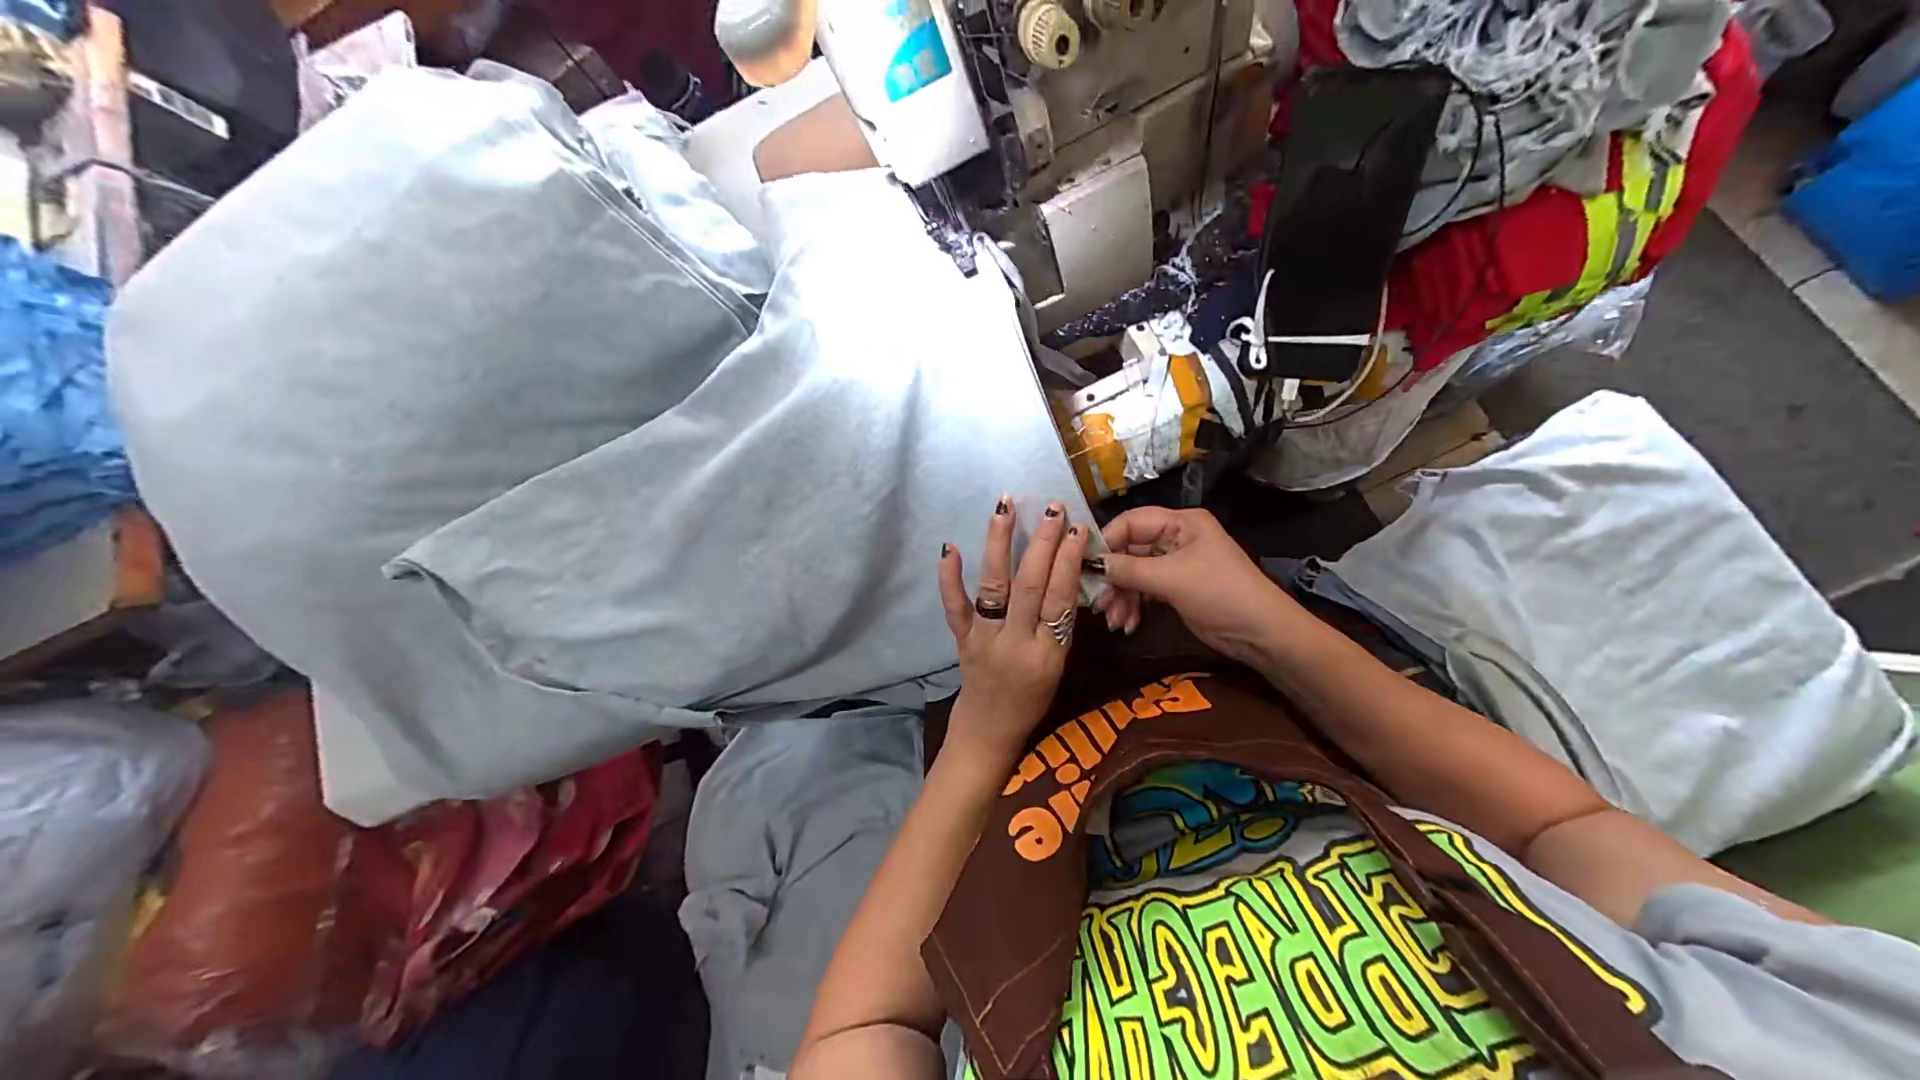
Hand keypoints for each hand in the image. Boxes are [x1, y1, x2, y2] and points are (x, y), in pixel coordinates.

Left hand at [937, 497, 1088, 761]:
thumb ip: (1060, 623)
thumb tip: (1066, 571)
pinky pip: (954, 607)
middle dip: (1043, 543)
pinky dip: (950, 578)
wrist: (990, 726)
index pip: (1061, 598)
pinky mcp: (961, 638)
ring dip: (999, 544)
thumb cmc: (1032, 696)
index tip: (1078, 528)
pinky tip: (950, 547)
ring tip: (1005, 508)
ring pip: (993, 587)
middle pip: (1030, 586)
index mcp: (1048, 652)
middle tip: (1053, 508)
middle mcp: (1015, 641)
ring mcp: (984, 638)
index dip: (1070, 561)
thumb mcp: (1059, 664)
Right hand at [1092, 507, 1298, 664]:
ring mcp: (1176, 564)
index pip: (1131, 522)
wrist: (1262, 634)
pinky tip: (1128, 624)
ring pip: (1134, 573)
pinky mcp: (1176, 587)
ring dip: (1121, 596)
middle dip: (1113, 578)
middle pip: (1129, 550)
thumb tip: (1092, 564)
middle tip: (1097, 602)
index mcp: (1181, 523)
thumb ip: (1129, 569)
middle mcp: (1176, 538)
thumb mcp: (1172, 579)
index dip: (1107, 542)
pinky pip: (1144, 590)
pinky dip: (1134, 605)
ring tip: (1114, 621)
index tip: (1085, 566)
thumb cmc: (1221, 594)